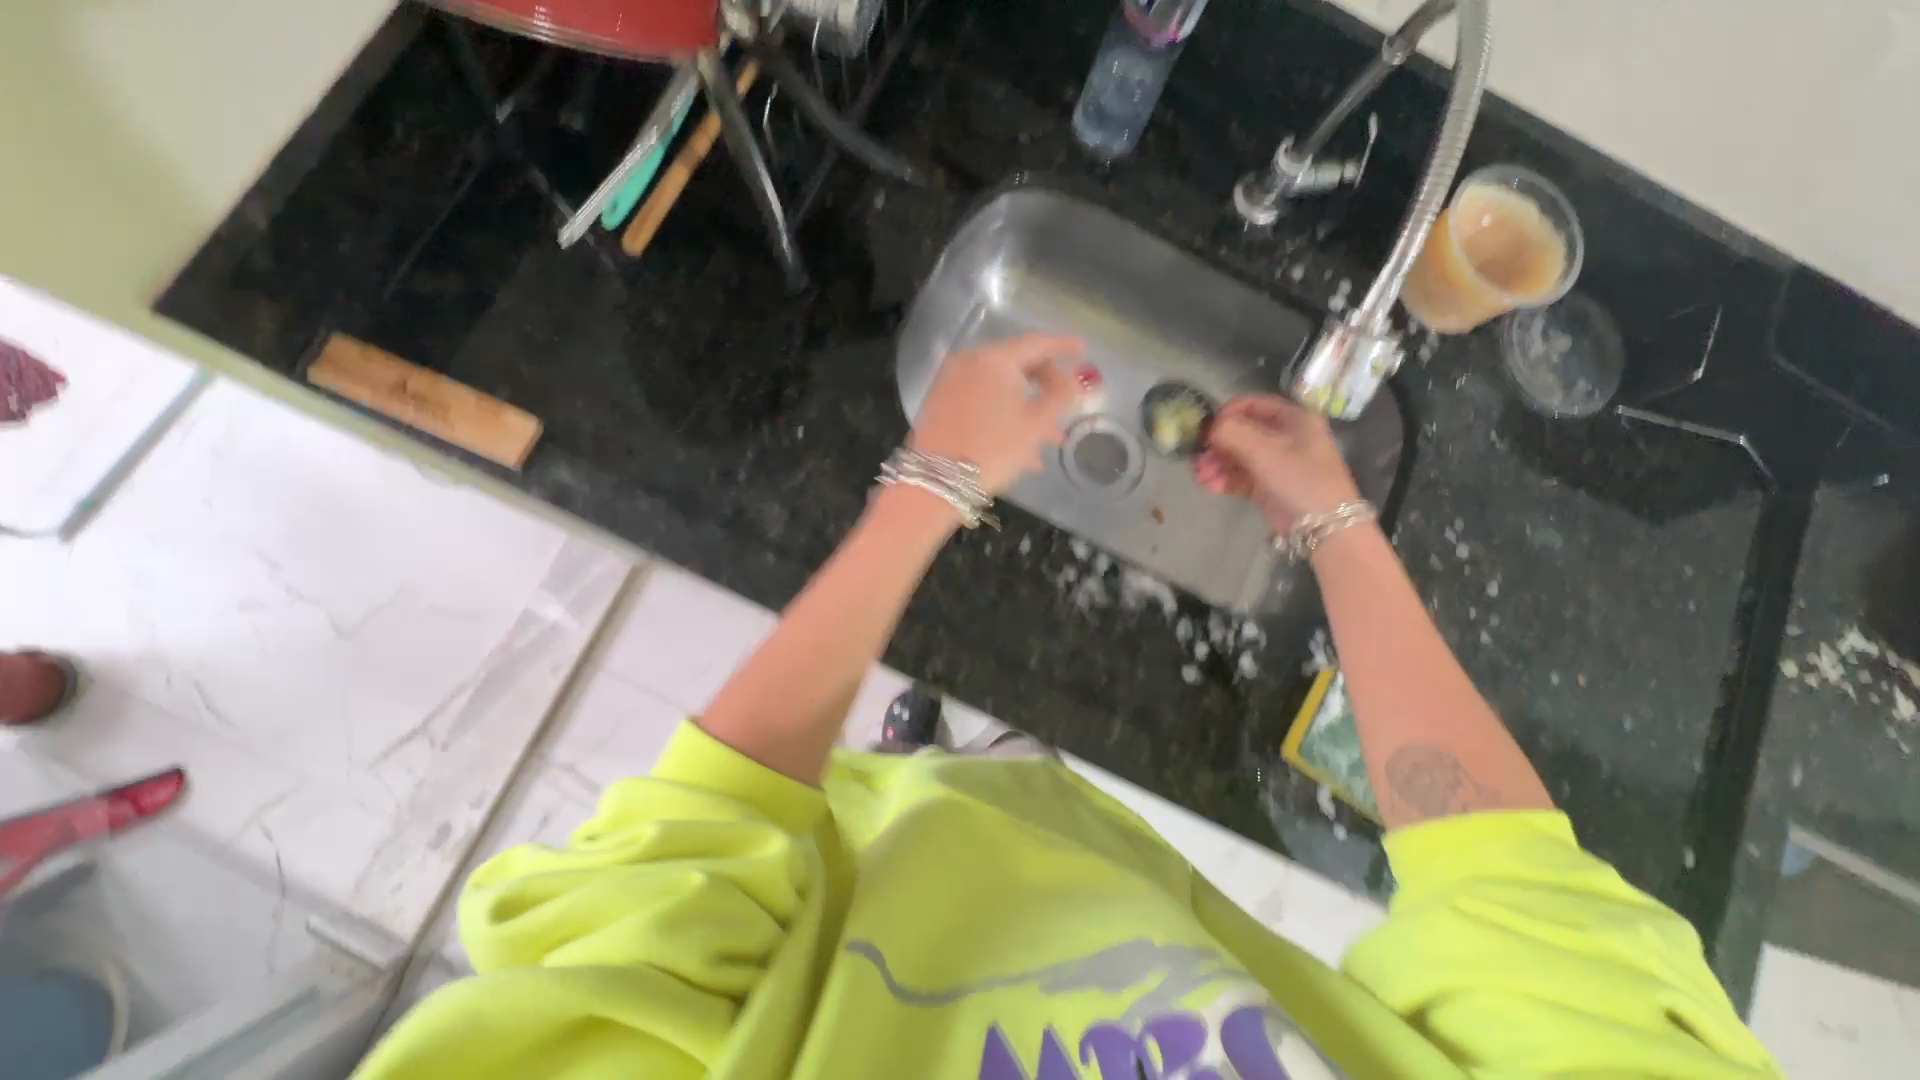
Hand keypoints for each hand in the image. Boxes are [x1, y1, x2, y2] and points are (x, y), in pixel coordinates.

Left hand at [909, 334, 1087, 494]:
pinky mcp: (939, 402)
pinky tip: (1018, 440)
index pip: (1036, 343)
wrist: (937, 481)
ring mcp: (950, 381)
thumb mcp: (1036, 424)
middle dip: (1044, 384)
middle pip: (1015, 363)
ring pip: (998, 385)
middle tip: (1065, 402)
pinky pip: (980, 398)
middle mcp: (969, 361)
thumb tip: (1077, 376)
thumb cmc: (993, 451)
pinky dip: (1002, 411)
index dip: (1063, 346)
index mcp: (994, 359)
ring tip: (1048, 436)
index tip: (1082, 350)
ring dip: (1025, 405)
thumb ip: (1062, 395)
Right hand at [1194, 395, 1362, 531]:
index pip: (1252, 405)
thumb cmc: (1299, 478)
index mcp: (1292, 418)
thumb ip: (1233, 433)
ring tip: (1201, 478)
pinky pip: (1241, 476)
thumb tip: (1210, 427)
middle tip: (1198, 459)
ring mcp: (1276, 462)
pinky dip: (1225, 479)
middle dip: (1217, 445)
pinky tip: (1211, 487)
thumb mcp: (1265, 450)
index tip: (1206, 429)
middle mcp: (1285, 436)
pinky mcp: (1268, 485)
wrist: (1324, 526)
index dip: (1227, 414)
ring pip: (1238, 456)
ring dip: (1217, 464)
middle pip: (1241, 433)